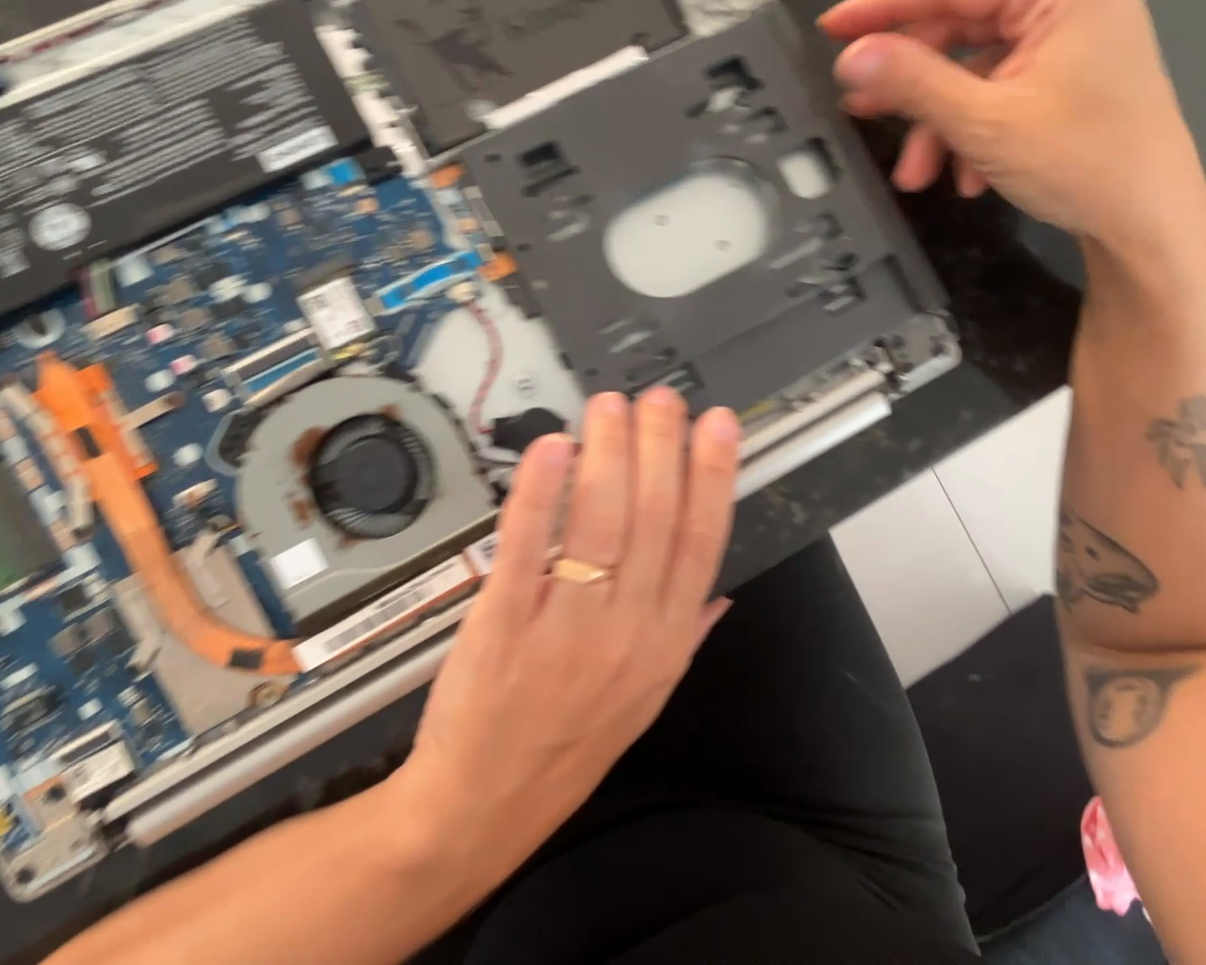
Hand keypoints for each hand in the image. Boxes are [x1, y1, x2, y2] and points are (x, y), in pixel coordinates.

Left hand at [394, 389, 741, 863]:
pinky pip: (527, 547)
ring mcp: (566, 627)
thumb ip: (685, 637)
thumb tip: (720, 592)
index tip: (718, 426)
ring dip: (608, 454)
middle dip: (660, 447)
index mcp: (664, 643)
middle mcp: (626, 630)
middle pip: (655, 519)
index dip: (713, 477)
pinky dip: (540, 493)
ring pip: (599, 523)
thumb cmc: (568, 748)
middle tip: (659, 399)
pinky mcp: (505, 624)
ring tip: (609, 408)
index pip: (701, 542)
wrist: (485, 806)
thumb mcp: (645, 700)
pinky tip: (551, 449)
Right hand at [821, 0, 1205, 252]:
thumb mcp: (983, 123)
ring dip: (939, 122)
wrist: (1149, 224)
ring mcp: (1074, 34)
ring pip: (974, 67)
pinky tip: (964, 175)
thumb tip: (850, 57)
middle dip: (913, 86)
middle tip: (858, 113)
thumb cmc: (1081, 164)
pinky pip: (999, 88)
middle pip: (961, 26)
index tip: (830, 29)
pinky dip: (971, 130)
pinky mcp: (1070, 71)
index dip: (883, 6)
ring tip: (916, 174)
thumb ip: (912, 82)